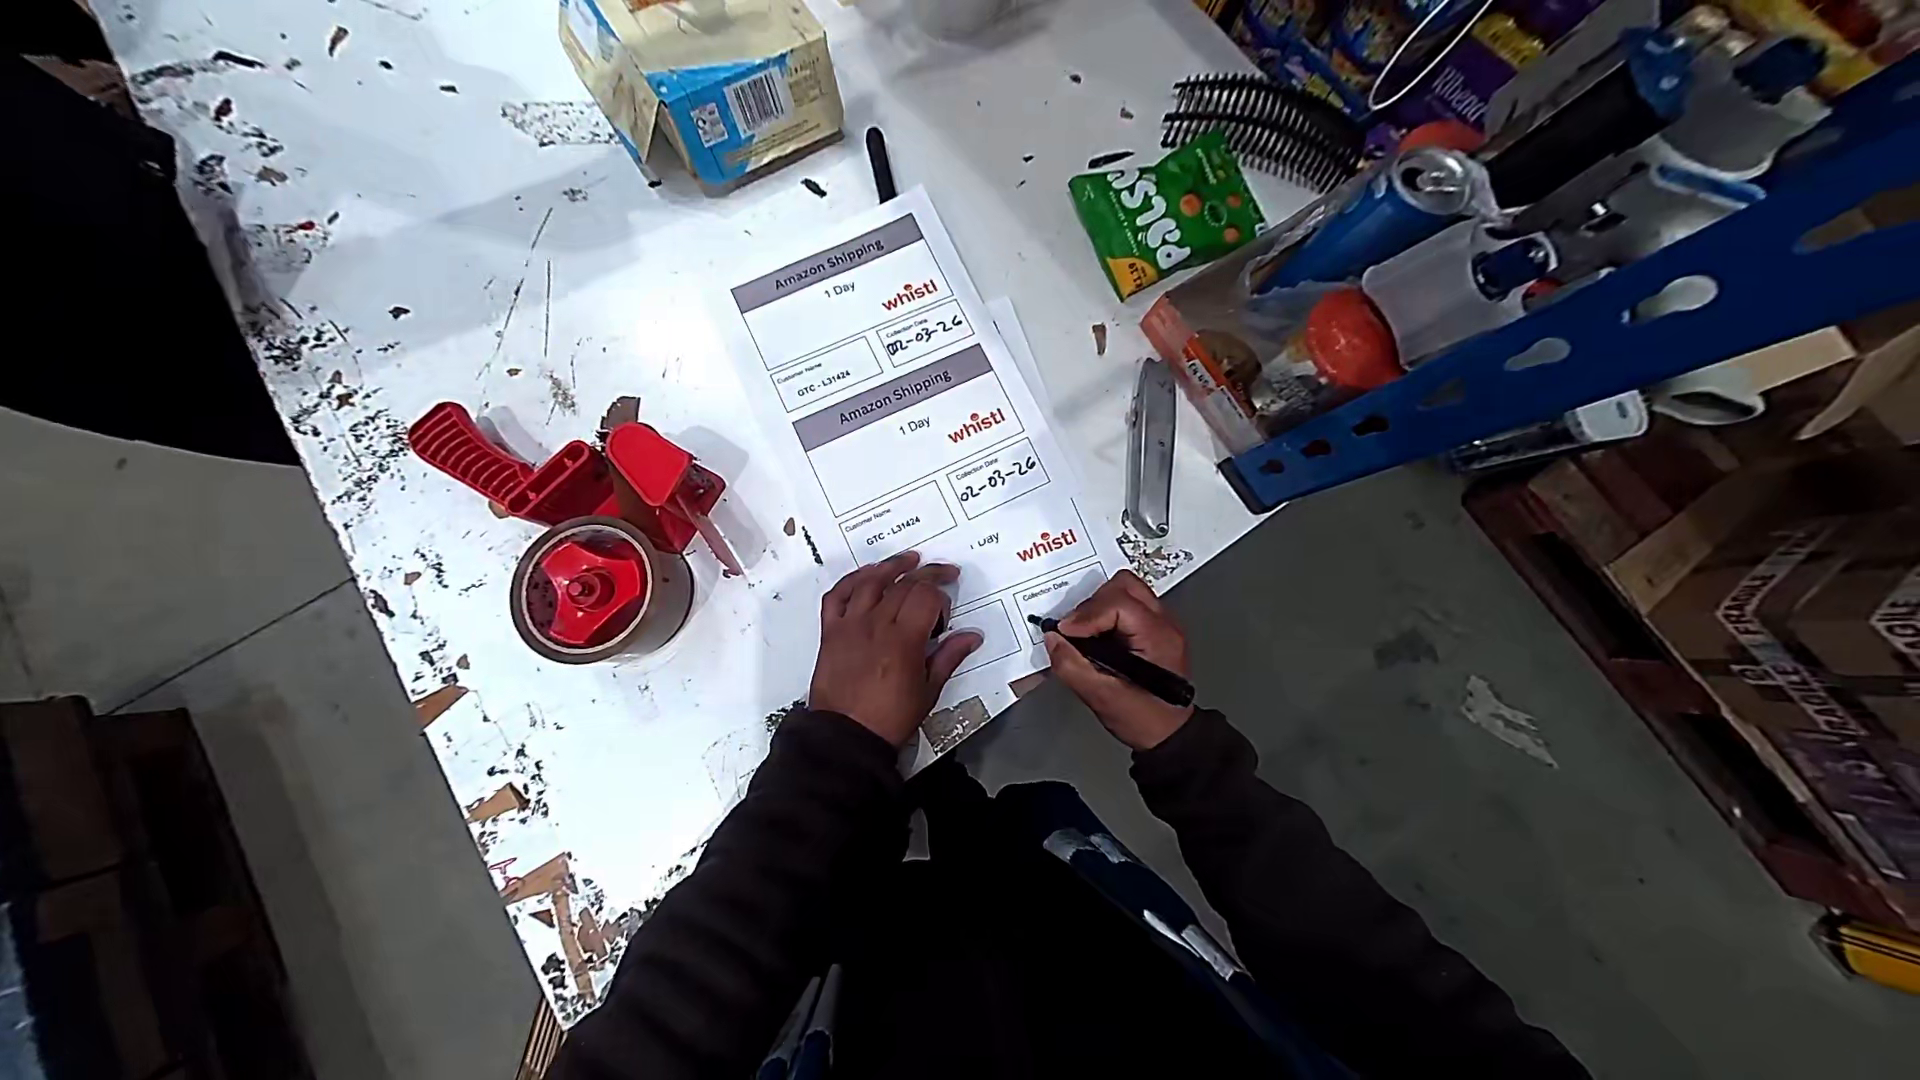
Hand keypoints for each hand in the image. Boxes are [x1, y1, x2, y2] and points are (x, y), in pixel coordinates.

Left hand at [810, 551, 982, 746]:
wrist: (846, 736)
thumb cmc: (888, 719)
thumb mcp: (928, 690)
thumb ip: (949, 657)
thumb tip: (970, 637)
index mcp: (902, 641)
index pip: (926, 596)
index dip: (941, 595)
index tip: (944, 612)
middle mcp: (875, 626)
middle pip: (903, 584)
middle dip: (927, 574)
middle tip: (942, 573)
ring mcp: (850, 625)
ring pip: (871, 581)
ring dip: (892, 566)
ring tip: (908, 559)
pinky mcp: (830, 631)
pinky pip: (837, 595)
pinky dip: (852, 580)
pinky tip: (866, 574)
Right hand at [1044, 570, 1194, 749]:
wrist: (1170, 735)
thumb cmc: (1146, 720)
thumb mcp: (1102, 698)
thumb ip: (1072, 667)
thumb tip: (1053, 640)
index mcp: (1157, 637)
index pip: (1117, 603)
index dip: (1086, 615)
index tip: (1065, 633)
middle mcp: (1163, 624)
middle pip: (1123, 585)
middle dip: (1092, 604)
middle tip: (1075, 629)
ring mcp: (1159, 624)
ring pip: (1125, 590)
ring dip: (1099, 606)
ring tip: (1084, 633)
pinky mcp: (1150, 629)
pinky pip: (1125, 604)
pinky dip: (1105, 614)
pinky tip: (1094, 636)